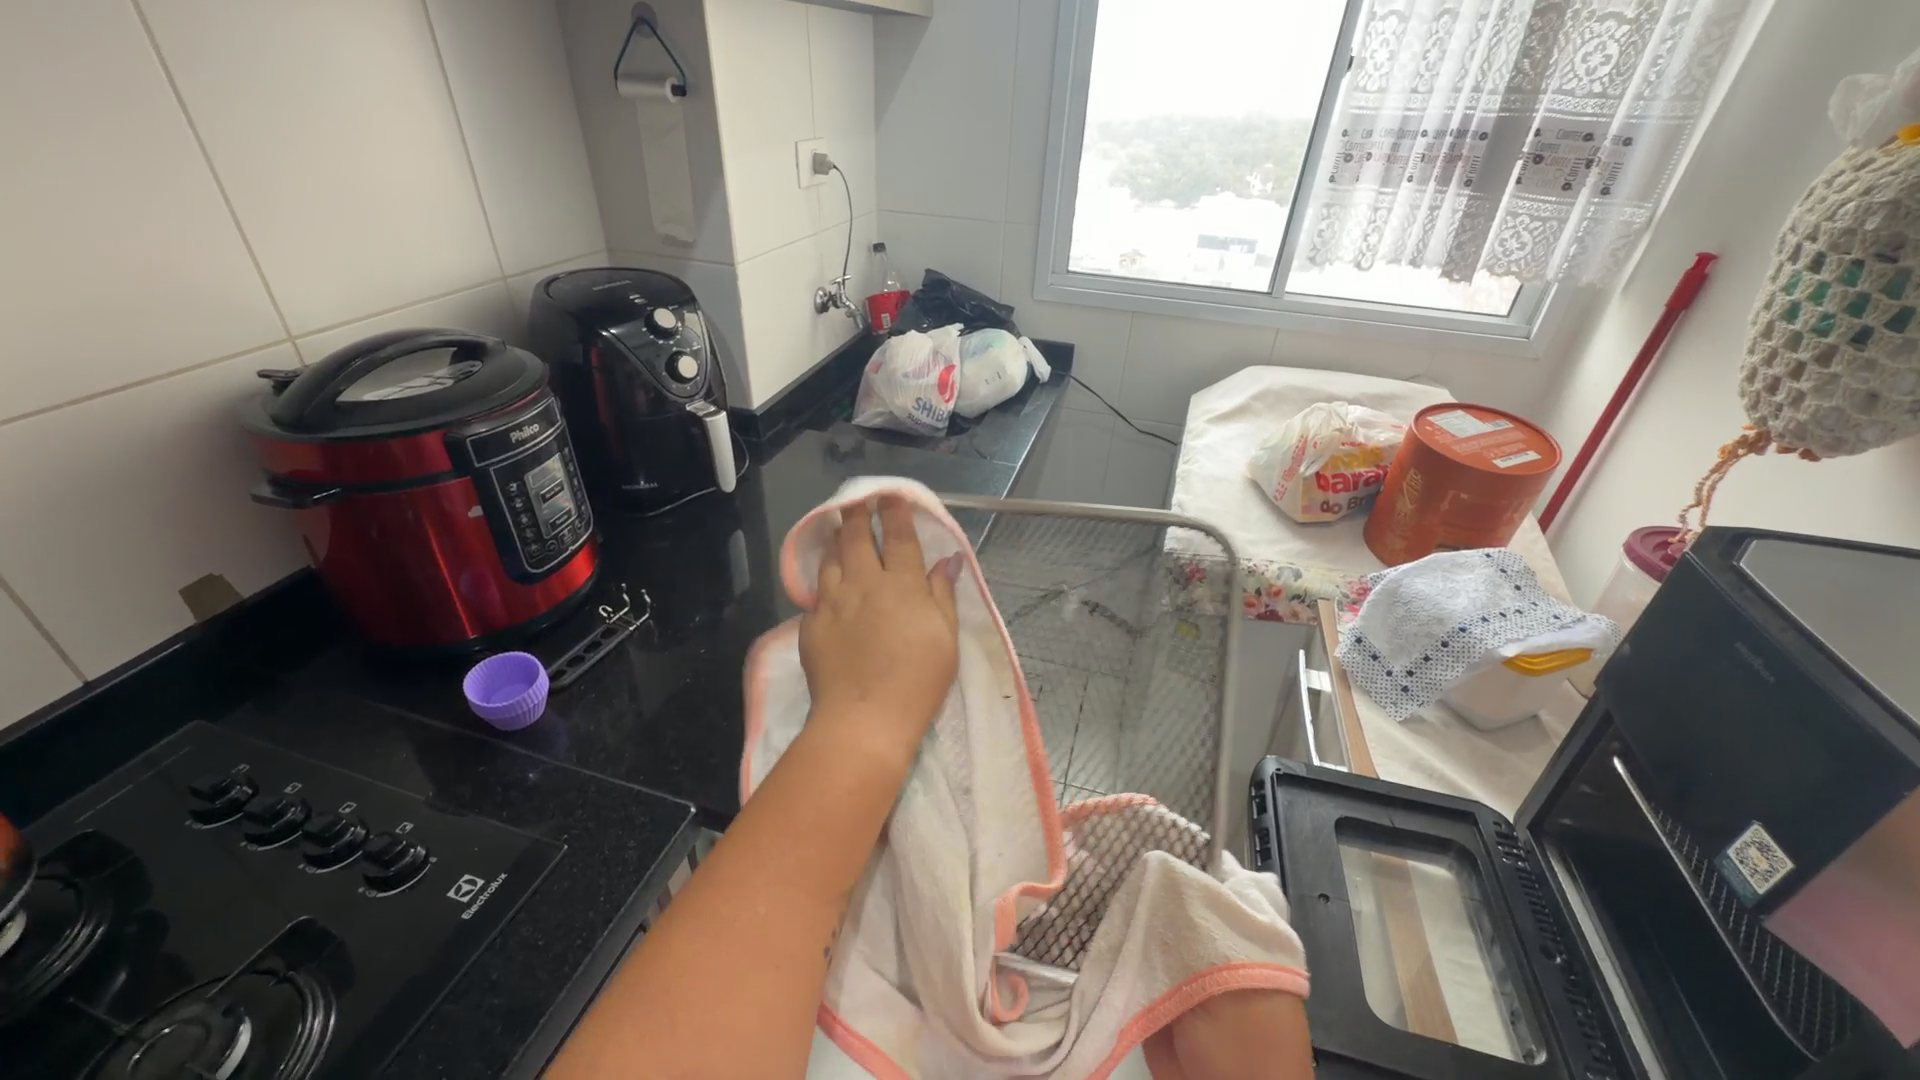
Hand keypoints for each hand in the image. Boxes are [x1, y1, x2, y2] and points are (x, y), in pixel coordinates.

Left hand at [799, 497, 959, 760]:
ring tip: (837, 531)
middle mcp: (864, 583)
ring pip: (830, 558)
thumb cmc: (917, 682)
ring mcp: (833, 601)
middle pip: (856, 536)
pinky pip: (817, 592)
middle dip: (857, 513)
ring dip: (835, 540)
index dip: (895, 511)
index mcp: (903, 584)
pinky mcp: (811, 623)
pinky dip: (824, 580)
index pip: (898, 535)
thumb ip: (943, 595)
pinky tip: (827, 583)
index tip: (891, 495)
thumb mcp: (946, 639)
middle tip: (857, 502)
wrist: (864, 719)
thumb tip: (946, 562)